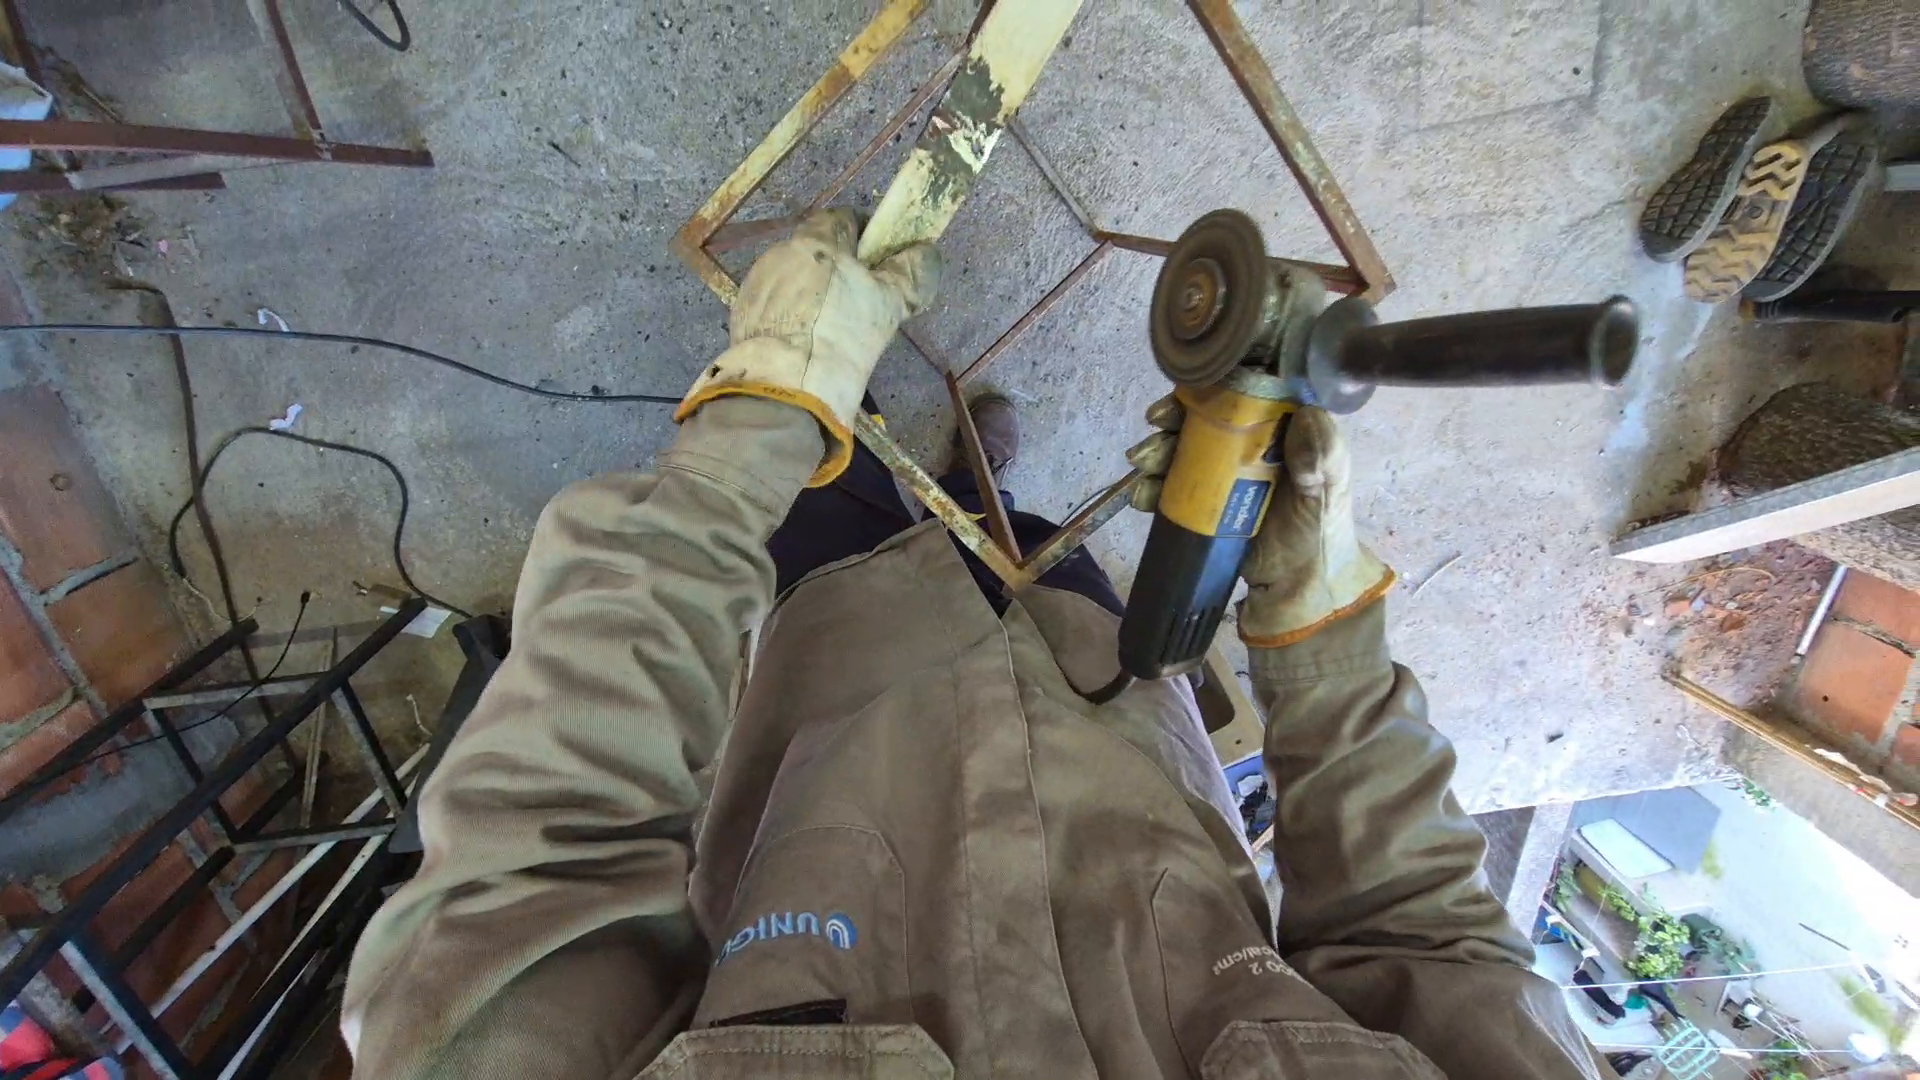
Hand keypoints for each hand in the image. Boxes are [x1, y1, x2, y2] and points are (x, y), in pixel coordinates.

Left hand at [677, 209, 940, 485]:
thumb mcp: (889, 304)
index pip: (843, 220)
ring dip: (811, 294)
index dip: (865, 235)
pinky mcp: (743, 315)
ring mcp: (758, 284)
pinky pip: (774, 308)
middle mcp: (781, 253)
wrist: (788, 386)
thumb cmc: (844, 337)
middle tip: (858, 302)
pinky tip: (803, 345)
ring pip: (793, 279)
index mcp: (818, 242)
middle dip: (837, 269)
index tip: (879, 260)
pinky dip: (790, 318)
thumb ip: (909, 274)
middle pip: (816, 251)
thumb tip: (926, 252)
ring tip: (828, 330)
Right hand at [1128, 400, 1394, 646]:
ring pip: (1180, 455)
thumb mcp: (1328, 494)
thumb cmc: (1319, 536)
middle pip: (1200, 425)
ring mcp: (1221, 479)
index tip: (1181, 401)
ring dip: (1155, 456)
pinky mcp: (1202, 508)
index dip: (1206, 393)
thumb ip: (1323, 459)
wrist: (1300, 590)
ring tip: (1141, 468)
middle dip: (1169, 427)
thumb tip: (1304, 418)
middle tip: (1152, 435)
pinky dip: (1151, 491)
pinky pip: (1171, 492)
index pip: (1238, 399)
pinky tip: (1142, 497)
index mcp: (1277, 434)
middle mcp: (1245, 450)